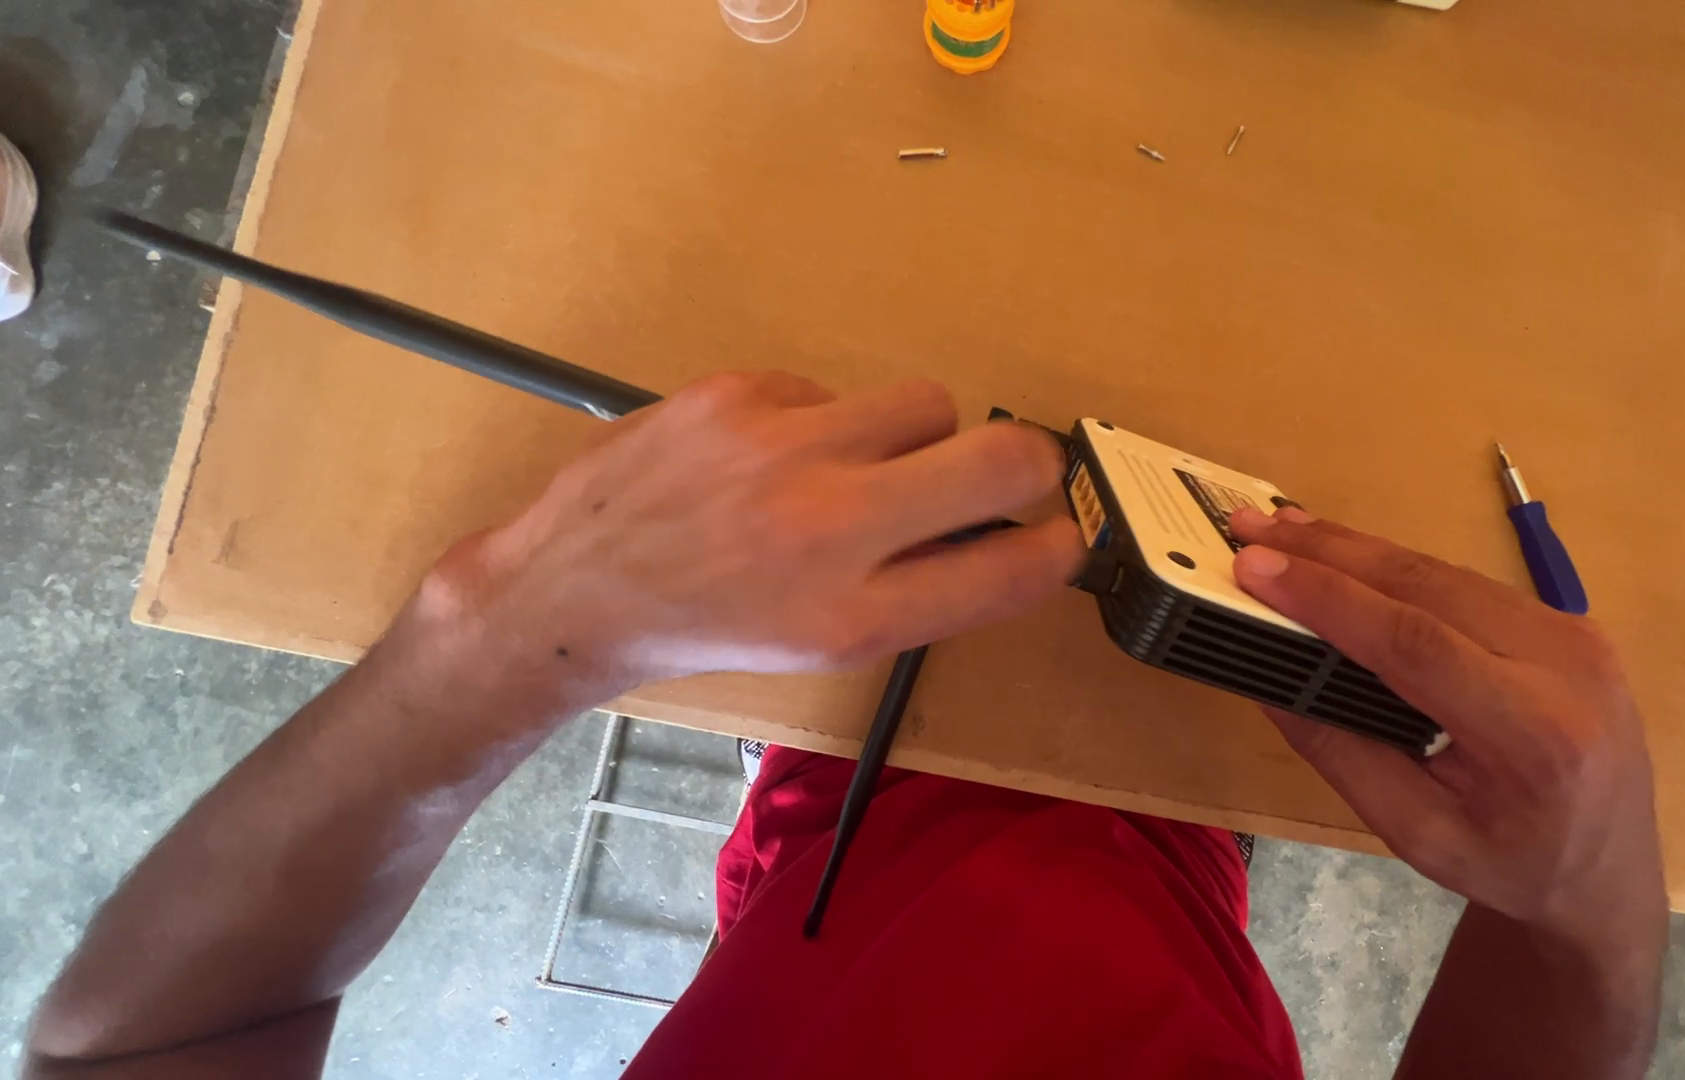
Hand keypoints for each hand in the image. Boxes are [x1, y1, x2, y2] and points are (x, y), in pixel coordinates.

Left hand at [400, 371, 1084, 715]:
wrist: (575, 591)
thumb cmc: (712, 632)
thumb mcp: (825, 645)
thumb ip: (922, 590)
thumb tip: (998, 529)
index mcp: (855, 616)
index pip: (1008, 570)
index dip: (1056, 547)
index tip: (1060, 534)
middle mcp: (829, 528)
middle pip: (1001, 459)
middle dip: (1031, 464)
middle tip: (1012, 473)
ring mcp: (783, 446)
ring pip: (927, 402)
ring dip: (920, 436)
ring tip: (864, 465)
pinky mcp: (740, 391)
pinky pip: (836, 390)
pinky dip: (829, 423)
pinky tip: (776, 456)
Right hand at [1227, 506, 1665, 954]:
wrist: (1610, 876)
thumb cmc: (1508, 866)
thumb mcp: (1412, 831)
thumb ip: (1338, 753)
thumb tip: (1266, 681)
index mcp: (1536, 734)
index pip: (1413, 642)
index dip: (1327, 597)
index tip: (1255, 567)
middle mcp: (1567, 666)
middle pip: (1424, 586)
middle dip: (1325, 552)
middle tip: (1250, 528)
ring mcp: (1571, 634)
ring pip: (1436, 570)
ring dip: (1350, 546)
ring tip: (1280, 528)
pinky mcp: (1558, 621)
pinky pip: (1454, 578)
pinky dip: (1384, 561)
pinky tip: (1338, 550)